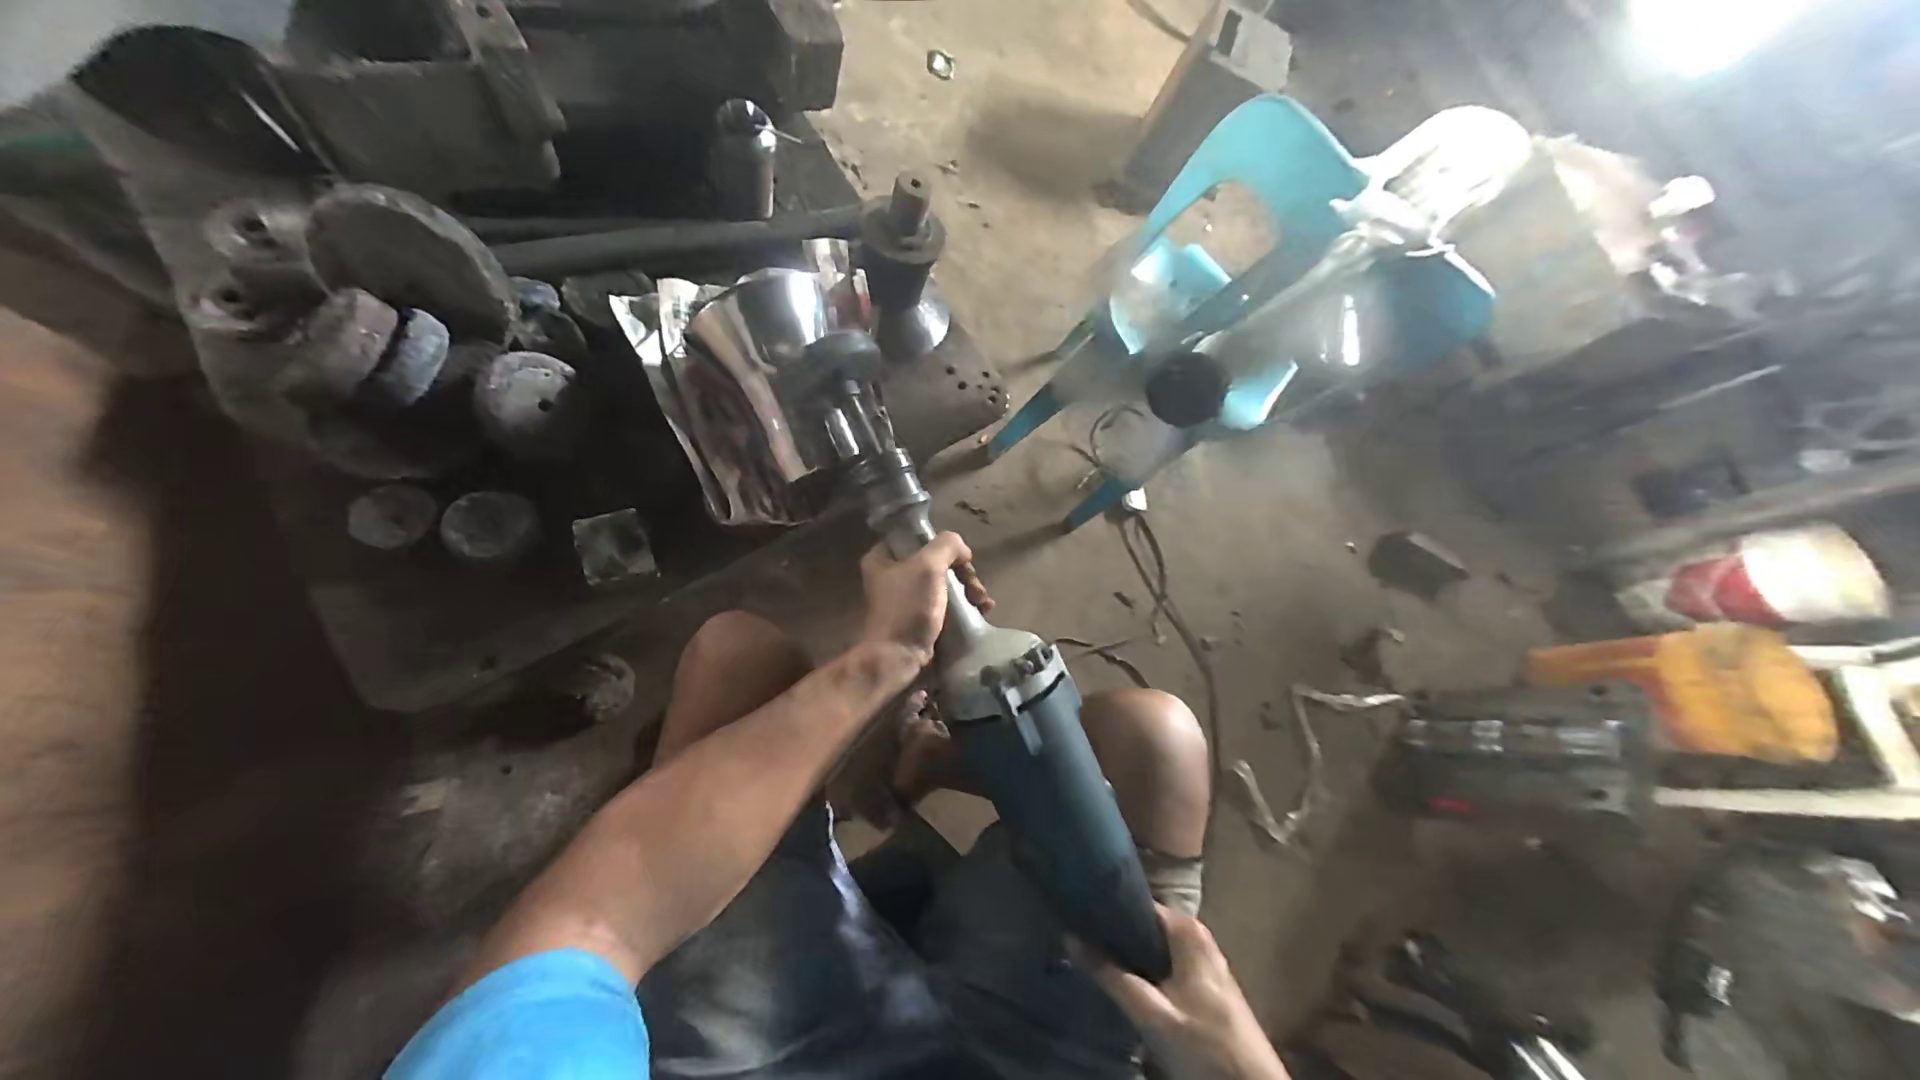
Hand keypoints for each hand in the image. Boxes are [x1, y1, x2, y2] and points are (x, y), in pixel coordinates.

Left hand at [858, 532, 991, 666]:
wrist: (898, 660)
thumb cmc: (907, 608)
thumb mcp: (927, 565)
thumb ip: (947, 545)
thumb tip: (963, 551)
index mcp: (882, 558)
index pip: (917, 538)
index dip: (942, 545)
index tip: (961, 559)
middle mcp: (892, 576)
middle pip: (937, 562)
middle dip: (962, 574)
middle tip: (973, 587)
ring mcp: (908, 600)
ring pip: (946, 584)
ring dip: (969, 590)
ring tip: (982, 603)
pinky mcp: (922, 620)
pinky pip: (948, 605)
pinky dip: (966, 606)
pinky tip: (982, 610)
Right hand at [1070, 906, 1290, 1079]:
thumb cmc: (1206, 1052)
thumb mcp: (1151, 1015)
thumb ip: (1110, 975)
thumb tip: (1070, 937)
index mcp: (1187, 931)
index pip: (1136, 903)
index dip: (1106, 909)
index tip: (1075, 914)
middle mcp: (1198, 937)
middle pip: (1144, 925)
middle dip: (1114, 933)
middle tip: (1077, 939)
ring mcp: (1205, 963)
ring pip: (1154, 948)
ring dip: (1127, 954)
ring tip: (1091, 958)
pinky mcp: (1207, 988)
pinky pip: (1166, 965)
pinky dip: (1144, 970)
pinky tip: (1123, 985)